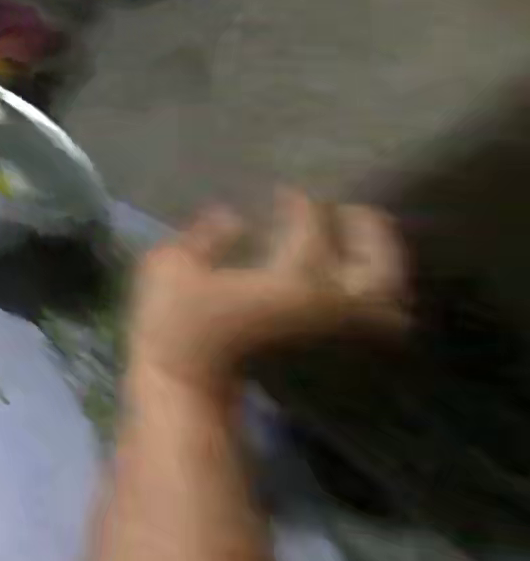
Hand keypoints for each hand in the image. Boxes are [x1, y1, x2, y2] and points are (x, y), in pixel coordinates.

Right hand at [128, 188, 408, 400]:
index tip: (286, 189)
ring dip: (383, 264)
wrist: (187, 370)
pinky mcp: (327, 337)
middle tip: (352, 209)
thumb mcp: (172, 263)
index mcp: (291, 278)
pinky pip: (373, 312)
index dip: (300, 206)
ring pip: (387, 294)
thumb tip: (232, 214)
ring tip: (359, 242)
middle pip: (376, 266)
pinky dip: (375, 291)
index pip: (310, 231)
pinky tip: (350, 277)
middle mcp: (329, 301)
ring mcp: (333, 324)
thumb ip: (207, 236)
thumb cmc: (173, 313)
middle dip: (370, 234)